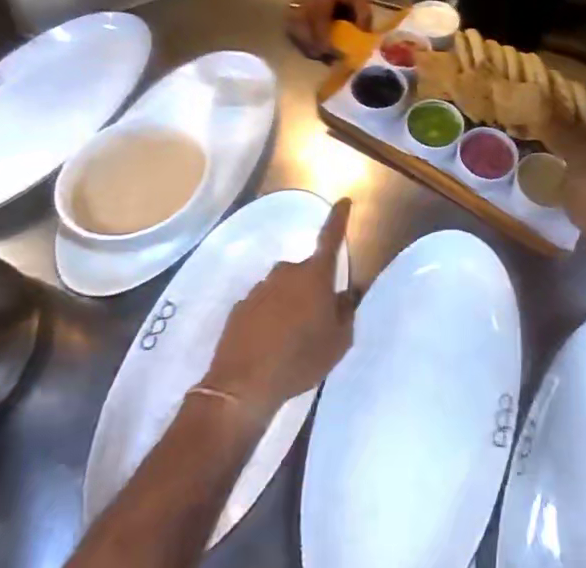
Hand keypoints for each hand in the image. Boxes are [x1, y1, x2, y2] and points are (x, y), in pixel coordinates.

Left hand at [200, 198, 356, 409]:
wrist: (242, 385)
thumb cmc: (300, 359)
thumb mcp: (338, 341)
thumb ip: (345, 312)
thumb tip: (345, 295)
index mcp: (315, 276)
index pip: (330, 238)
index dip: (339, 219)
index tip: (344, 201)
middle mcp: (287, 273)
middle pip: (306, 272)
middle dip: (313, 288)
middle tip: (318, 320)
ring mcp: (260, 288)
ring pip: (283, 289)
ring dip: (290, 304)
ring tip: (292, 338)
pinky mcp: (240, 307)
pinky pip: (263, 305)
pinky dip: (270, 317)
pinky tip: (270, 343)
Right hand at [286, 0, 372, 59]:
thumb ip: (363, 18)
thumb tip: (364, 40)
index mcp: (319, 7)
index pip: (319, 36)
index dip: (328, 51)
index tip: (339, 60)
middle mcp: (303, 9)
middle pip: (304, 40)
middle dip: (317, 53)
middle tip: (331, 60)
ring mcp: (296, 7)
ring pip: (295, 36)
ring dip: (306, 47)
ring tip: (321, 53)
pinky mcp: (293, 7)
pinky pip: (292, 28)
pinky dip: (300, 39)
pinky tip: (311, 42)